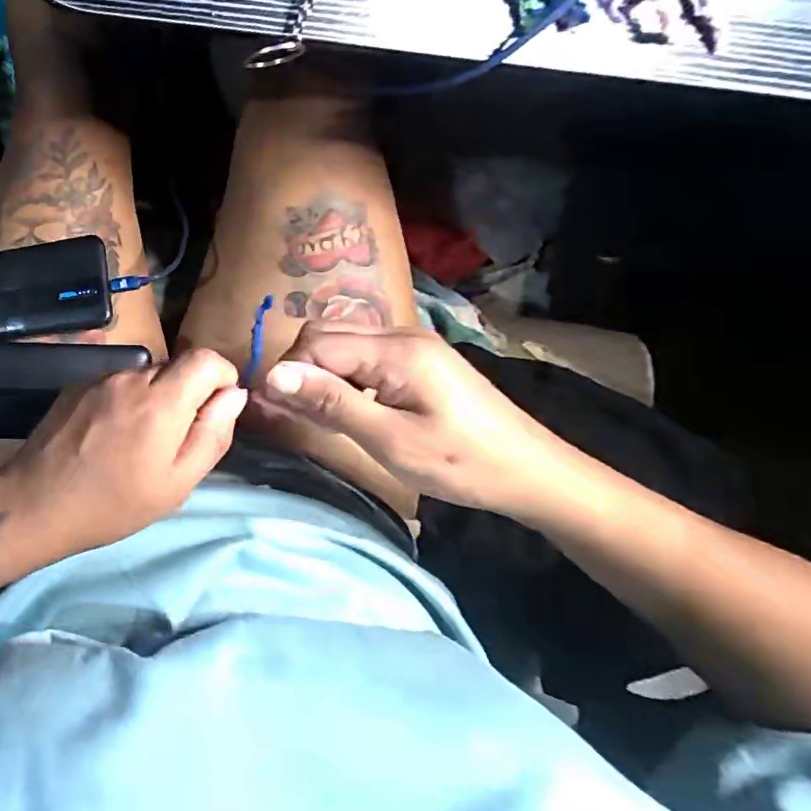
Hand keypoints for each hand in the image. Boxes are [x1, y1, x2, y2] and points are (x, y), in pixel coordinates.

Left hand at [0, 348, 247, 551]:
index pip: (205, 358)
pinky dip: (125, 400)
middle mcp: (129, 377)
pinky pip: (115, 383)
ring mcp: (98, 379)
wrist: (36, 502)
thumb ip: (212, 434)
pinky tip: (108, 436)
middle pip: (175, 366)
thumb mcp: (176, 483)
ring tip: (137, 442)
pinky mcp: (75, 385)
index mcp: (160, 400)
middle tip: (174, 438)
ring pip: (144, 375)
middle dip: (187, 393)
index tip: (215, 409)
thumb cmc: (113, 503)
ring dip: (154, 398)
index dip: (221, 376)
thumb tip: (233, 395)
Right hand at [258, 323, 585, 518]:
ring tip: (319, 416)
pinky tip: (348, 409)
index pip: (315, 343)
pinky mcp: (417, 360)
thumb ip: (331, 403)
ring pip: (340, 343)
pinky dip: (342, 378)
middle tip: (296, 414)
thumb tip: (273, 376)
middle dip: (300, 369)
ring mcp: (410, 345)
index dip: (287, 373)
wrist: (537, 475)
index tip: (273, 410)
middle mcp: (400, 334)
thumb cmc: (464, 464)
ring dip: (319, 374)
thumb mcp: (391, 440)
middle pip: (324, 334)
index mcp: (396, 350)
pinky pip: (361, 356)